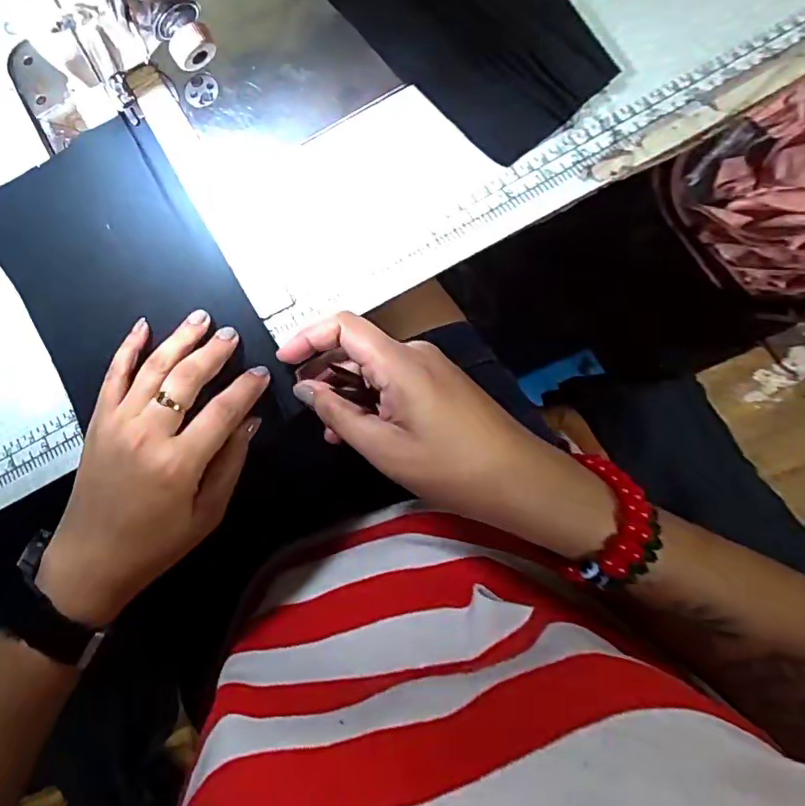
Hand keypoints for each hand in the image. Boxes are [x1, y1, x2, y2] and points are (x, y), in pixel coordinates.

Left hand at [37, 310, 271, 625]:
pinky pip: (113, 374)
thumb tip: (249, 421)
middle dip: (214, 352)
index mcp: (179, 463)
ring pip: (152, 367)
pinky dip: (128, 348)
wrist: (90, 559)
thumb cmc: (155, 544)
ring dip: (178, 339)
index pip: (222, 410)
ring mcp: (118, 422)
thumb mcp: (206, 515)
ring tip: (200, 319)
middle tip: (231, 335)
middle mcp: (147, 434)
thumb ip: (230, 464)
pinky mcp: (98, 419)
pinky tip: (143, 327)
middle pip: (186, 378)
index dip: (246, 389)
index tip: (261, 374)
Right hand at [277, 313, 613, 559]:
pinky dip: (371, 399)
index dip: (307, 337)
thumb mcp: (382, 446)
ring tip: (331, 428)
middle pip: (356, 347)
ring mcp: (429, 367)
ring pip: (373, 367)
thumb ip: (337, 413)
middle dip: (324, 372)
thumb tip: (305, 389)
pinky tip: (359, 429)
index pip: (343, 324)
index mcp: (399, 360)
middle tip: (305, 407)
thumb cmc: (451, 467)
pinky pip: (393, 380)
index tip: (284, 362)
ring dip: (347, 392)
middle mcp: (413, 353)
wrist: (520, 481)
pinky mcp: (438, 384)